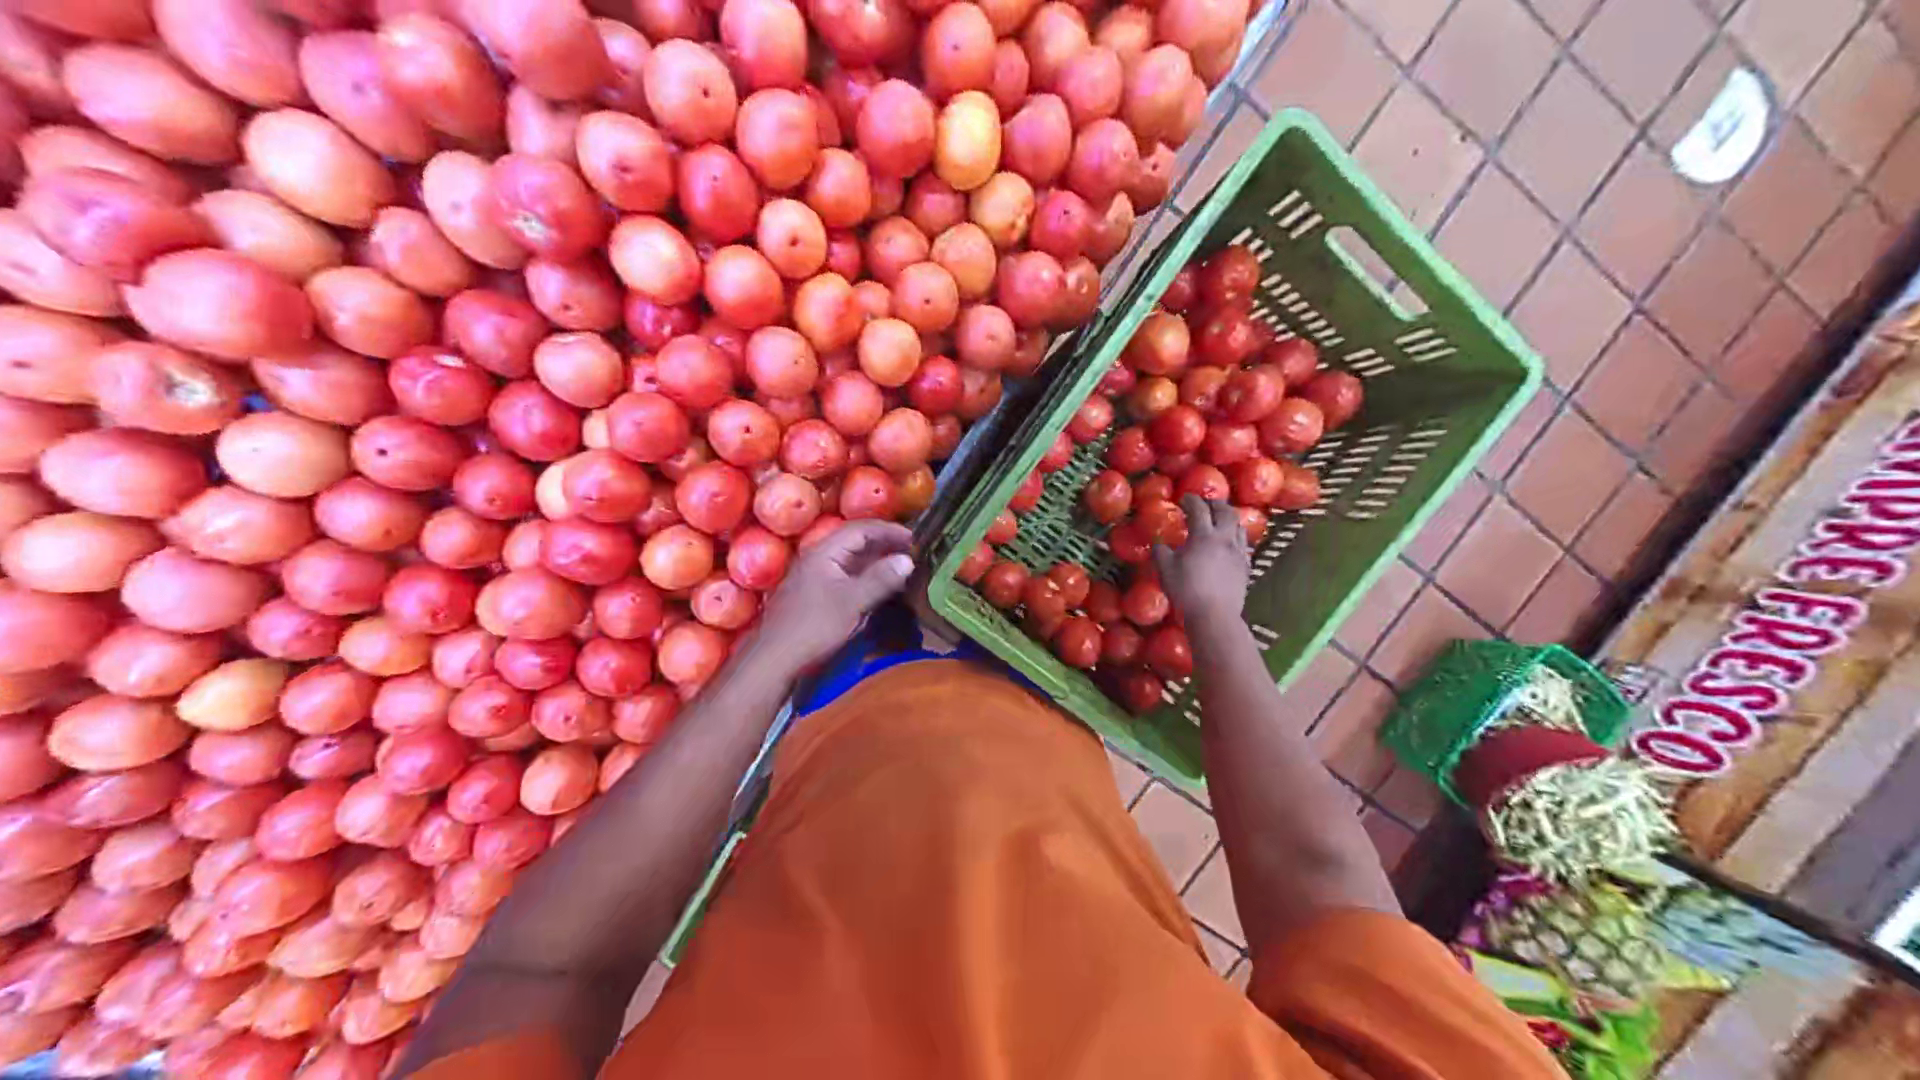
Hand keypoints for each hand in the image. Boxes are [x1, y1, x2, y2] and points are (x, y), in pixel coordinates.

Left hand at [754, 519, 914, 671]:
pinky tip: (875, 586)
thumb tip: (908, 559)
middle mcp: (816, 558)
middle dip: (883, 542)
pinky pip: (843, 574)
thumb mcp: (852, 602)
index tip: (914, 538)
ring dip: (874, 559)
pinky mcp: (812, 594)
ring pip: (848, 558)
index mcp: (824, 552)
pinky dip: (864, 574)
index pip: (861, 529)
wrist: (773, 659)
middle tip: (911, 550)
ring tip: (899, 566)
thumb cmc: (814, 628)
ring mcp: (812, 576)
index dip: (889, 530)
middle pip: (853, 540)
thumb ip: (880, 579)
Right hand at [1153, 495, 1248, 622]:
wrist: (1214, 614)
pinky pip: (1243, 544)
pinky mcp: (1245, 566)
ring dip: (1229, 519)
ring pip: (1239, 526)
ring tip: (1220, 521)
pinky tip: (1229, 545)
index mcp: (1203, 535)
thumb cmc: (1186, 590)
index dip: (1191, 500)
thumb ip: (1161, 552)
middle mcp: (1224, 538)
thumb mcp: (1165, 569)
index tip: (1184, 499)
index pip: (1198, 509)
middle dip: (1215, 504)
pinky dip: (1235, 537)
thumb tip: (1160, 545)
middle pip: (1226, 511)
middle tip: (1206, 505)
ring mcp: (1238, 552)